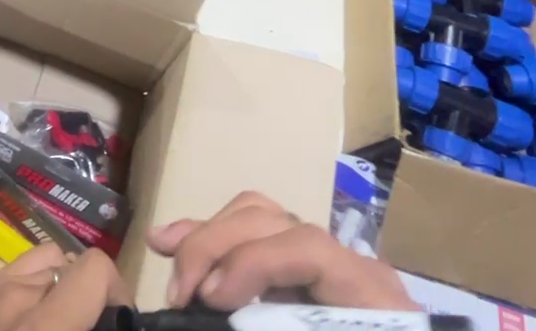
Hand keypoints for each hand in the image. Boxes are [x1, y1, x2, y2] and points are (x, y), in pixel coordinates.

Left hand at [0, 245, 128, 330]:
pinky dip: (32, 291)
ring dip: (62, 288)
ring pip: (43, 261)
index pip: (93, 269)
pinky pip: (14, 273)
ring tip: (64, 326)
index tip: (123, 327)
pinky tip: (29, 327)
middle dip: (92, 297)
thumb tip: (113, 328)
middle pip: (72, 264)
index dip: (119, 294)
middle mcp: (13, 296)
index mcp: (39, 326)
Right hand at [149, 191, 415, 312]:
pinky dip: (210, 241)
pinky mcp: (300, 279)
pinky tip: (169, 244)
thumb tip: (221, 314)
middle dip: (214, 245)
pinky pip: (251, 240)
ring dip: (205, 234)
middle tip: (178, 294)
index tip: (211, 299)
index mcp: (372, 297)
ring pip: (256, 216)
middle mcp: (348, 267)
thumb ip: (276, 325)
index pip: (307, 247)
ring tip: (164, 254)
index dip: (253, 262)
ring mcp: (324, 266)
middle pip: (272, 219)